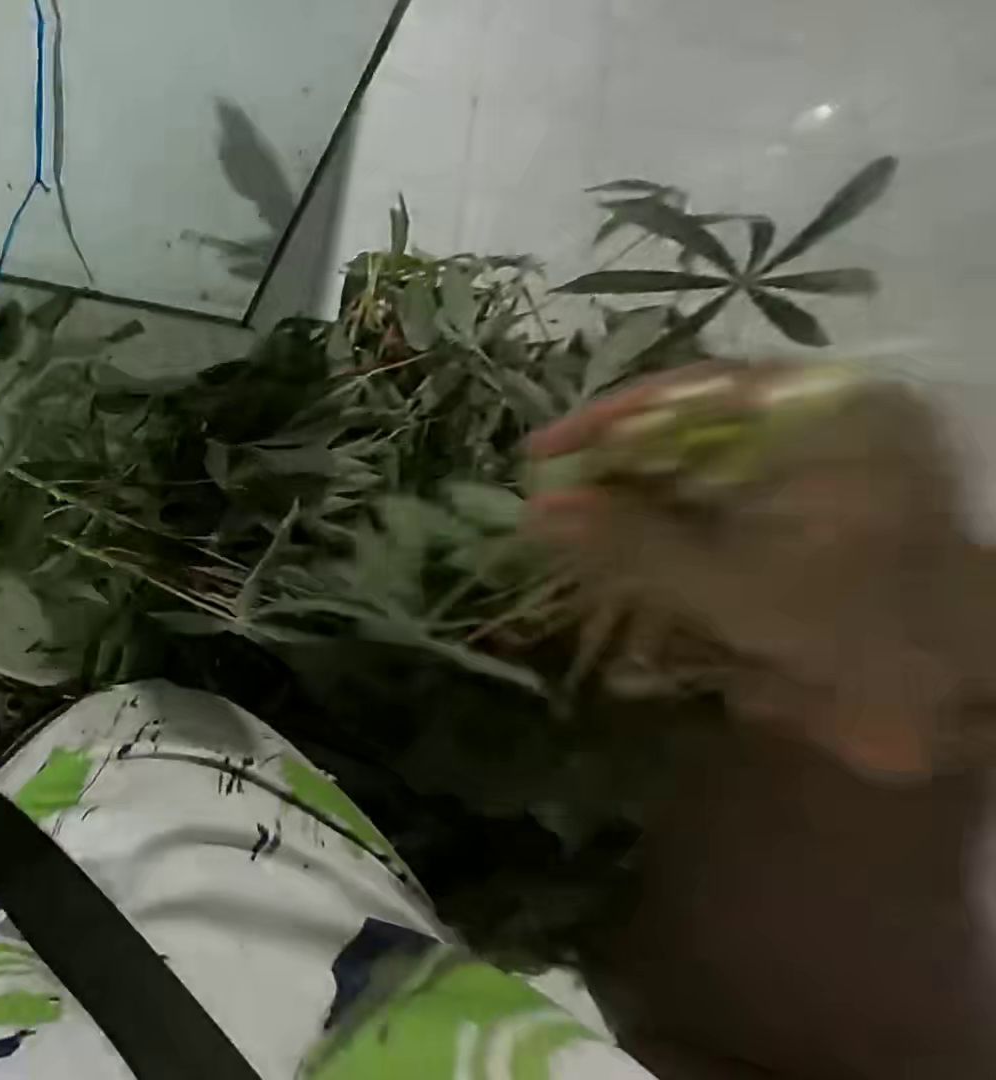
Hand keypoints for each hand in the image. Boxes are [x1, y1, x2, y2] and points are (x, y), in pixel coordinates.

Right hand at [525, 363, 991, 777]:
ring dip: (623, 468)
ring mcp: (817, 435)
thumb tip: (532, 508)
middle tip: (547, 480)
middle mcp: (829, 409)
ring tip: (570, 501)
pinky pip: (706, 456)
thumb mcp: (724, 585)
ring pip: (689, 432)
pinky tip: (614, 511)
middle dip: (606, 448)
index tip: (538, 452)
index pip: (692, 390)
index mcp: (835, 420)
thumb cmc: (845, 625)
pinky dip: (652, 483)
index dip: (602, 418)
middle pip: (685, 407)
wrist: (943, 662)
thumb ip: (626, 539)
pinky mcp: (799, 464)